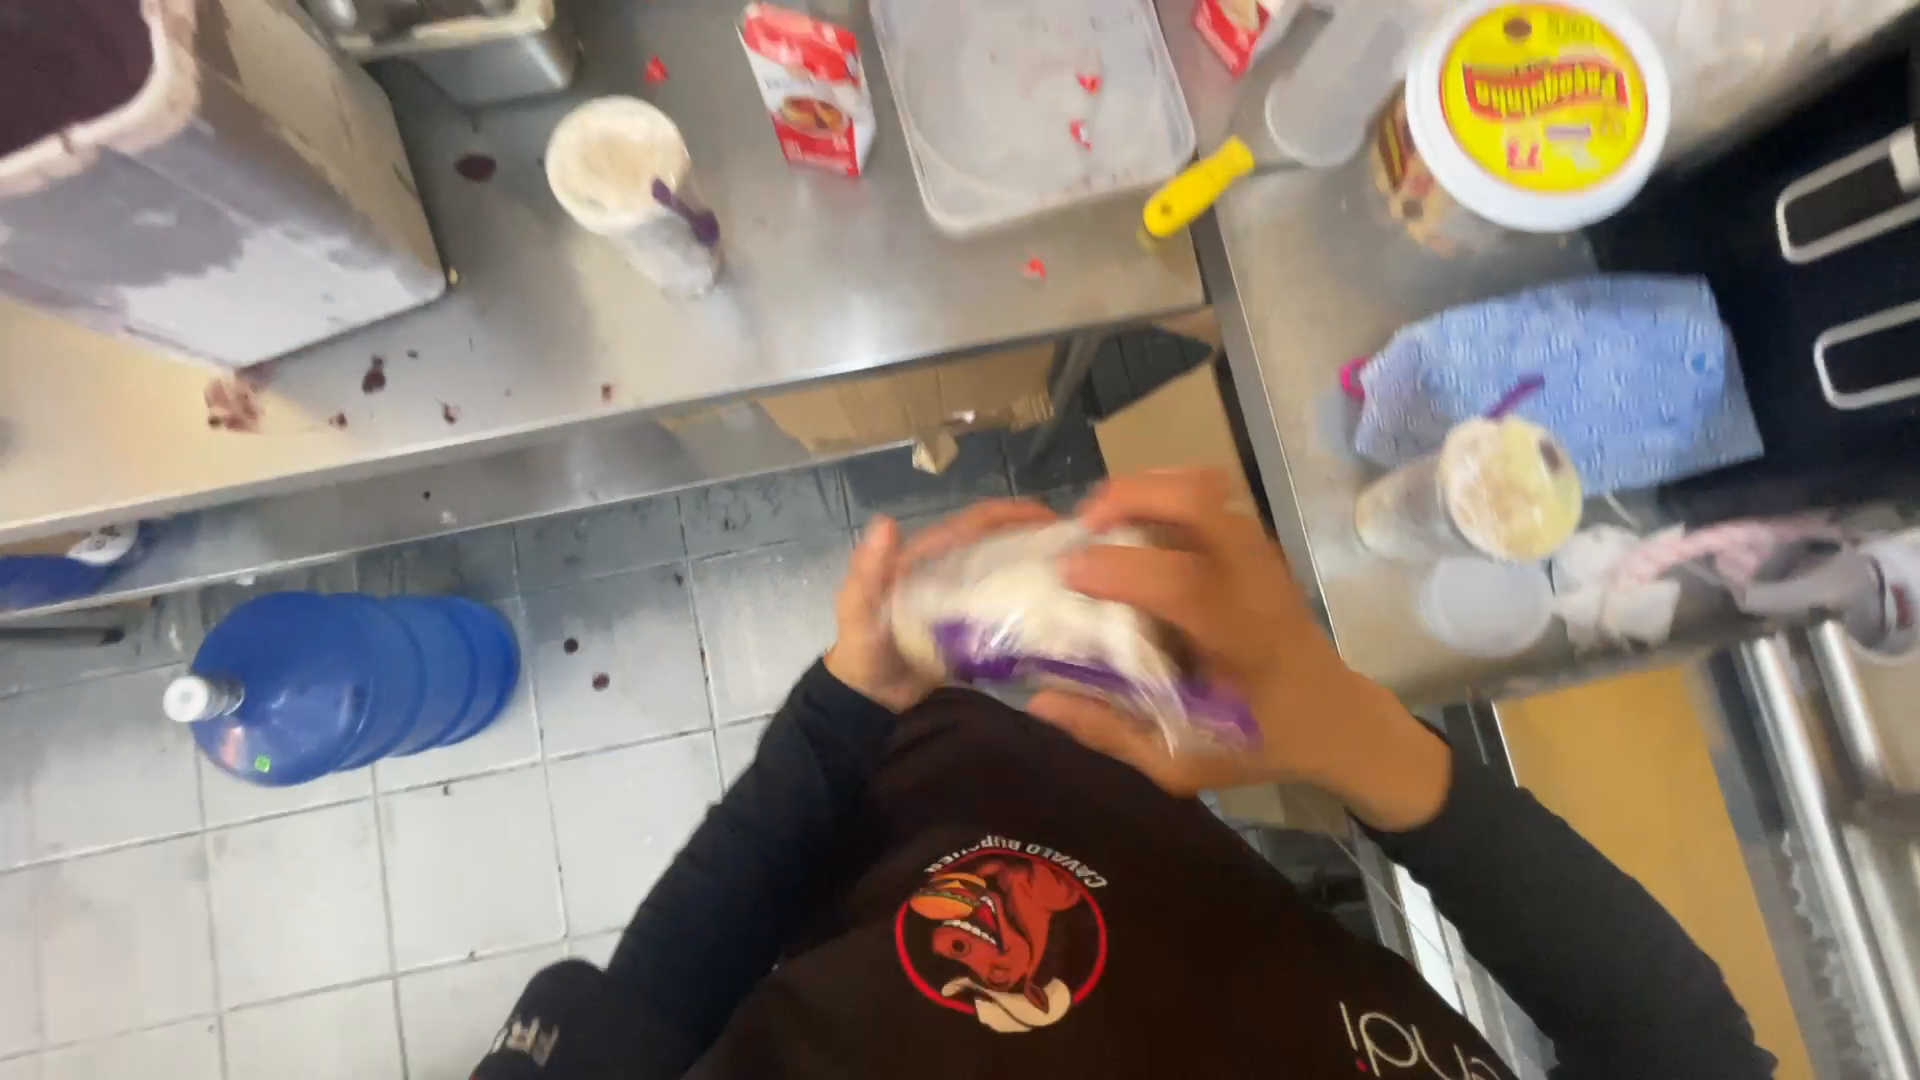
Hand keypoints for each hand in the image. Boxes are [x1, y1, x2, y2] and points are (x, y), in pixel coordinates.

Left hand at [824, 500, 1060, 711]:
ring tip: (1078, 575)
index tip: (1048, 516)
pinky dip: (1028, 609)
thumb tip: (886, 521)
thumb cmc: (861, 648)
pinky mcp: (973, 632)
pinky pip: (1004, 613)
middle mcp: (950, 572)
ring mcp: (963, 602)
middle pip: (997, 545)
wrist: (868, 698)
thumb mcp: (859, 607)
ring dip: (1036, 570)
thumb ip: (869, 570)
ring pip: (1005, 576)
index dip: (1008, 515)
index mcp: (926, 558)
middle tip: (1077, 545)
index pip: (972, 525)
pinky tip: (1059, 615)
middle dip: (1033, 537)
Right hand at [1026, 469, 1451, 830]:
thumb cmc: (1259, 744)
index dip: (1120, 569)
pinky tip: (1135, 524)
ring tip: (1102, 519)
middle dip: (1130, 498)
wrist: (1335, 718)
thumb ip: (1112, 732)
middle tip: (1082, 526)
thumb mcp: (1183, 762)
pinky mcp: (1258, 546)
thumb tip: (1038, 699)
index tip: (1067, 572)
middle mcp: (1257, 586)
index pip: (1185, 585)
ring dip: (1145, 489)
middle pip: (1201, 504)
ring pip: (1206, 487)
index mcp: (1243, 644)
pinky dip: (1163, 493)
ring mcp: (1262, 558)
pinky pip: (1210, 497)